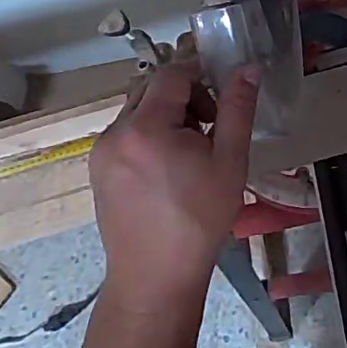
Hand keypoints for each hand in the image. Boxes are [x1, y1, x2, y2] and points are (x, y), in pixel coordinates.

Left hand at [89, 62, 258, 310]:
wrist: (155, 278)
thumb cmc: (199, 221)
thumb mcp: (229, 162)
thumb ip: (237, 109)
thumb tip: (248, 69)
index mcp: (145, 127)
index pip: (171, 75)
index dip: (199, 76)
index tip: (220, 100)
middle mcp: (114, 132)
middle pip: (152, 89)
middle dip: (184, 98)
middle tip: (208, 130)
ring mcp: (102, 151)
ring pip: (138, 111)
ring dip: (166, 117)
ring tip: (189, 154)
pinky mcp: (98, 169)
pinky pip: (126, 134)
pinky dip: (148, 136)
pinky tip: (167, 170)